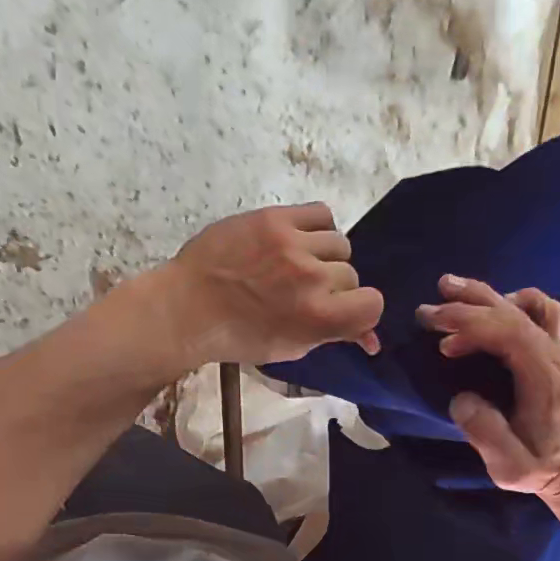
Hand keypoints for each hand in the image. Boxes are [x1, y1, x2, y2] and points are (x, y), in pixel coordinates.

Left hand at [148, 203, 383, 366]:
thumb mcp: (290, 348)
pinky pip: (321, 213)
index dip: (361, 310)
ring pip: (339, 243)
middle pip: (351, 274)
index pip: (372, 304)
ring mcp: (293, 244)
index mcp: (317, 317)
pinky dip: (316, 228)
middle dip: (334, 286)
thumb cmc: (237, 336)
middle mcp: (311, 277)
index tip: (344, 311)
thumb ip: (332, 336)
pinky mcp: (274, 218)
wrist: (187, 308)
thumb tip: (371, 339)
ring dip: (325, 257)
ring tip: (297, 264)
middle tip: (304, 292)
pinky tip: (299, 240)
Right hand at [417, 274, 559, 497]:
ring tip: (448, 289)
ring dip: (487, 296)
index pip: (511, 333)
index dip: (471, 324)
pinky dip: (510, 303)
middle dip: (467, 305)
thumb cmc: (538, 468)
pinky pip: (540, 311)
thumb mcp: (510, 468)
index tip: (436, 331)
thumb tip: (461, 399)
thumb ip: (486, 434)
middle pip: (515, 312)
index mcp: (547, 380)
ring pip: (529, 304)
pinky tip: (486, 308)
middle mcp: (558, 357)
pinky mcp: (556, 350)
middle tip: (426, 311)